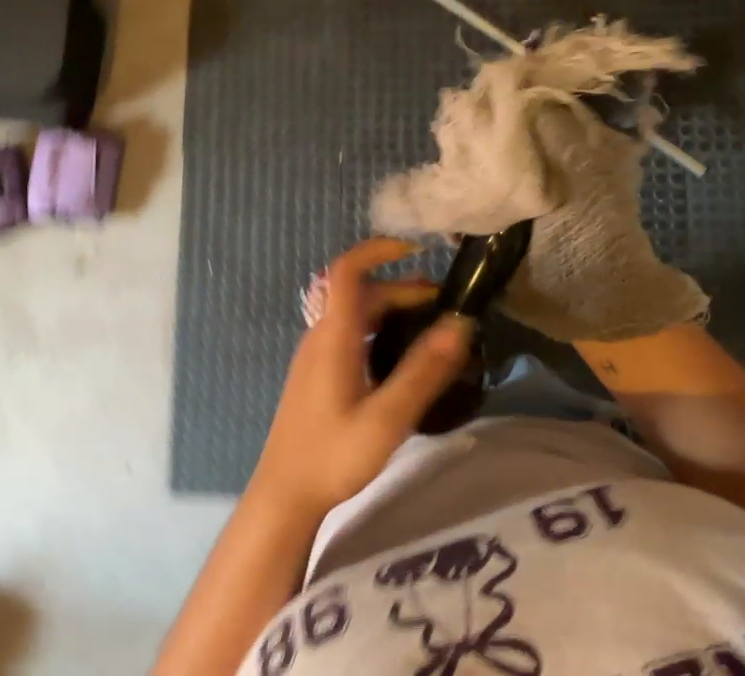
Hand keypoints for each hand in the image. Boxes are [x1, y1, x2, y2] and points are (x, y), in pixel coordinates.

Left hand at [249, 238, 473, 516]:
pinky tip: (402, 359)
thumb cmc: (334, 455)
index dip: (379, 250)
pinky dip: (379, 331)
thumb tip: (460, 325)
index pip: (348, 271)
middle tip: (444, 306)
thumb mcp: (387, 417)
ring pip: (355, 315)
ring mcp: (315, 356)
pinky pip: (349, 335)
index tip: (417, 250)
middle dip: (401, 288)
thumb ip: (423, 371)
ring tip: (431, 328)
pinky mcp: (316, 375)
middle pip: (359, 293)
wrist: (284, 494)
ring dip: (391, 311)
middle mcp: (320, 337)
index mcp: (334, 337)